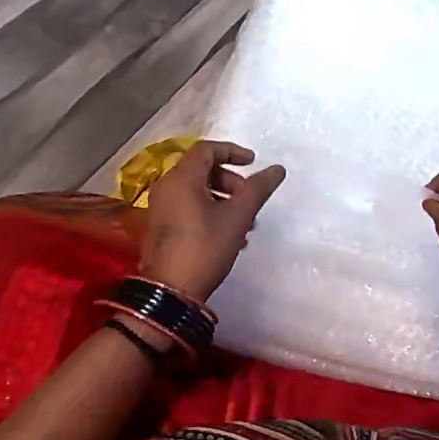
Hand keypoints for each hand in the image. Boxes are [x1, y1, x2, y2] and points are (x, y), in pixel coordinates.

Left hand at [139, 140, 284, 299]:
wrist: (171, 290)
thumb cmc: (205, 248)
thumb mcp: (237, 217)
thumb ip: (258, 189)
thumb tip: (277, 169)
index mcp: (181, 178)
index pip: (206, 150)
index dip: (232, 152)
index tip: (253, 162)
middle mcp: (166, 187)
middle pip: (202, 170)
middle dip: (231, 182)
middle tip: (249, 200)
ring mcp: (161, 207)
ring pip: (197, 191)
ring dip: (224, 200)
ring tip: (245, 223)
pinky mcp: (161, 226)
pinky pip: (188, 207)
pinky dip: (210, 211)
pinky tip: (230, 236)